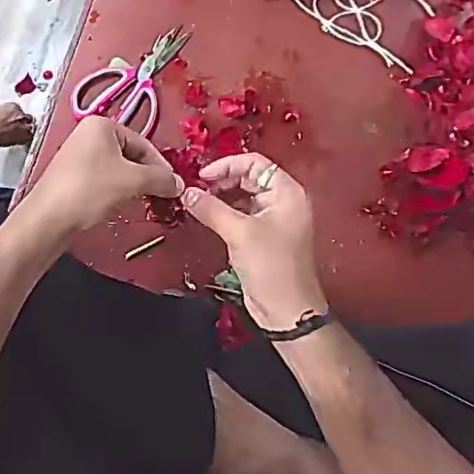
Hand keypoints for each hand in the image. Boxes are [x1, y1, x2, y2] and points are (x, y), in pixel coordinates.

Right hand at [0, 103, 36, 154]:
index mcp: (12, 106)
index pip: (17, 109)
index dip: (12, 115)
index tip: (8, 118)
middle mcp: (20, 115)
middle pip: (26, 117)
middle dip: (20, 121)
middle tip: (13, 125)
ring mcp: (23, 126)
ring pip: (29, 126)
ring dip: (24, 129)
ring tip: (16, 133)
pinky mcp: (24, 137)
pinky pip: (30, 137)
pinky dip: (25, 138)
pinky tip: (18, 139)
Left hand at [24, 117, 183, 234]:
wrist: (47, 220)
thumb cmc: (89, 190)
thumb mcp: (132, 181)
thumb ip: (160, 179)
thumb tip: (179, 184)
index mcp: (101, 125)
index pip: (143, 143)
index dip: (160, 165)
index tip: (173, 185)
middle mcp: (87, 134)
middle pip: (130, 154)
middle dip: (146, 175)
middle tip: (159, 194)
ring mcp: (77, 154)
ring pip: (117, 167)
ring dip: (132, 183)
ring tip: (141, 199)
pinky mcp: (71, 174)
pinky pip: (103, 177)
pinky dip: (115, 188)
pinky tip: (118, 203)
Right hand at [180, 154, 326, 332]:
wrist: (287, 310)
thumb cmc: (272, 267)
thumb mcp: (239, 233)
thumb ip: (211, 209)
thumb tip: (187, 191)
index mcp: (287, 192)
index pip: (255, 163)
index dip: (227, 165)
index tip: (202, 176)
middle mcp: (283, 200)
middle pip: (249, 177)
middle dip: (222, 180)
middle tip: (197, 189)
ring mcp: (274, 218)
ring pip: (243, 195)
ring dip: (221, 196)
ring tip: (198, 202)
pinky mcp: (264, 235)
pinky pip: (242, 213)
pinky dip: (225, 211)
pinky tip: (207, 216)